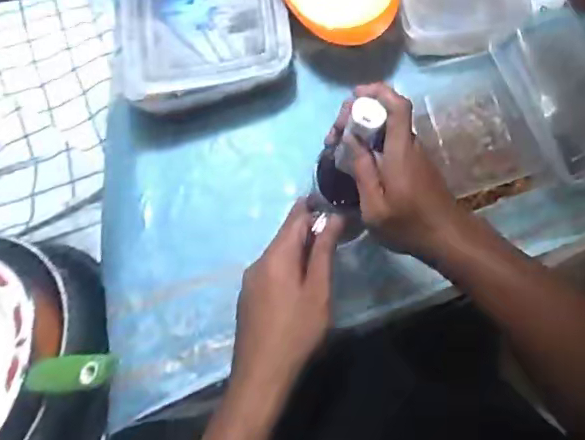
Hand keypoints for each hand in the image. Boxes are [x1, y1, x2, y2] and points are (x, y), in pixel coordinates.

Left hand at [231, 200, 340, 392]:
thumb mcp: (318, 291)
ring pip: (278, 251)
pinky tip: (300, 281)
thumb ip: (324, 251)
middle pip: (286, 233)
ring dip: (299, 248)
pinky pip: (270, 268)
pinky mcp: (248, 296)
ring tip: (322, 257)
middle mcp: (259, 260)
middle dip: (309, 228)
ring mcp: (250, 279)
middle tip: (335, 232)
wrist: (259, 379)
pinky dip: (287, 264)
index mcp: (276, 255)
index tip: (336, 206)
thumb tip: (333, 217)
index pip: (296, 216)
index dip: (316, 207)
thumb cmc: (295, 333)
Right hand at [330, 84, 472, 262]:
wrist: (447, 237)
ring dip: (362, 127)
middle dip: (359, 112)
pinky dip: (371, 140)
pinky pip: (390, 140)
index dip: (378, 91)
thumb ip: (362, 170)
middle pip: (387, 111)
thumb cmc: (409, 224)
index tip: (355, 95)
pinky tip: (355, 157)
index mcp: (401, 149)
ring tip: (337, 144)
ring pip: (386, 126)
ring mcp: (413, 152)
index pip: (398, 106)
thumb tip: (349, 137)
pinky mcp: (413, 162)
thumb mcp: (375, 207)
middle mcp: (409, 144)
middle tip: (334, 132)